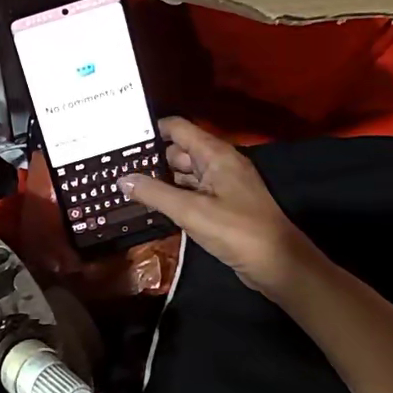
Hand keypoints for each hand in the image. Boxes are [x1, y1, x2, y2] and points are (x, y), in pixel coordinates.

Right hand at [120, 118, 318, 296]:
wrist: (277, 263)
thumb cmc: (236, 230)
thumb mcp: (191, 211)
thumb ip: (155, 193)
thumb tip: (122, 178)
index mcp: (215, 154)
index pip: (178, 128)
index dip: (151, 130)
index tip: (121, 138)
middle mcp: (219, 163)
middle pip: (179, 151)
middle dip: (151, 159)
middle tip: (115, 168)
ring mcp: (223, 185)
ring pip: (185, 174)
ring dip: (161, 180)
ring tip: (125, 187)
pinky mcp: (224, 206)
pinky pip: (193, 193)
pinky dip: (174, 197)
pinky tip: (151, 206)